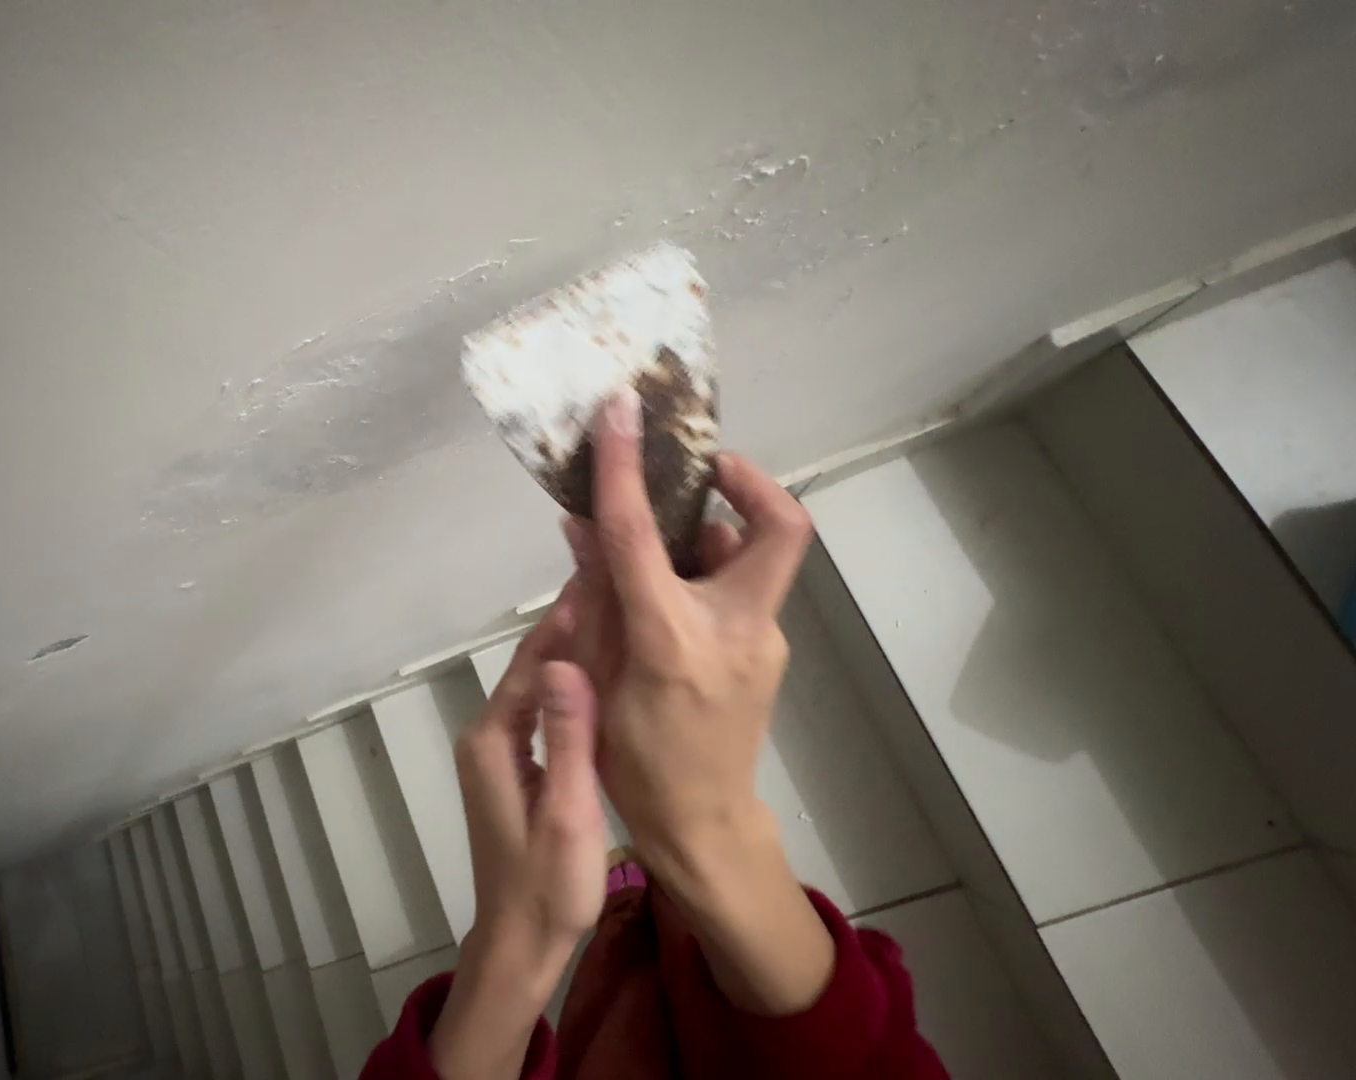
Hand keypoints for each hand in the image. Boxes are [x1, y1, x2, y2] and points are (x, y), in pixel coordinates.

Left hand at [430, 598, 608, 1078]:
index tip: (597, 579)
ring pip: (533, 688)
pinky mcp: (506, 766)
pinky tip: (594, 675)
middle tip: (609, 585)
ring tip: (609, 616)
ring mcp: (492, 752)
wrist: (519, 942)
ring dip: (566, 653)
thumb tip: (566, 663)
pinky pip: (536, 712)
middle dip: (566, 627)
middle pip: (530, 669)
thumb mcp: (568, 813)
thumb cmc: (549, 886)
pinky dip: (563, 689)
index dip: (564, 621)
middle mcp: (484, 736)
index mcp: (493, 741)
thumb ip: (567, 737)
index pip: (532, 664)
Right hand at [561, 386, 833, 1015]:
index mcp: (671, 639)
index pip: (641, 535)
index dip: (623, 470)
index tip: (620, 411)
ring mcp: (764, 640)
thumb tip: (580, 525)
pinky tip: (667, 596)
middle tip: (694, 472)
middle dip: (746, 481)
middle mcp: (735, 629)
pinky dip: (707, 573)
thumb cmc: (631, 760)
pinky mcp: (770, 648)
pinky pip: (744, 588)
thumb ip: (593, 596)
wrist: (701, 822)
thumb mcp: (594, 675)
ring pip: (756, 556)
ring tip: (660, 548)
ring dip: (713, 534)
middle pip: (775, 527)